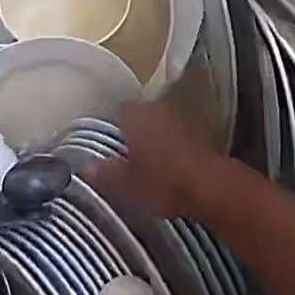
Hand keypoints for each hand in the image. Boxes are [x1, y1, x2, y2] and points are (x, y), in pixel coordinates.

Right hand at [83, 101, 230, 218]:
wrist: (208, 185)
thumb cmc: (162, 181)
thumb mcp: (127, 183)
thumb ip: (106, 172)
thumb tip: (85, 166)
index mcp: (137, 116)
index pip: (119, 110)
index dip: (112, 125)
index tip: (107, 142)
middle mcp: (157, 109)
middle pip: (139, 114)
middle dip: (132, 130)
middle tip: (124, 153)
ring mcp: (179, 118)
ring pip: (157, 123)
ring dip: (152, 137)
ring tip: (144, 160)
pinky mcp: (196, 132)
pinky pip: (174, 133)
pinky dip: (168, 144)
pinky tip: (166, 164)